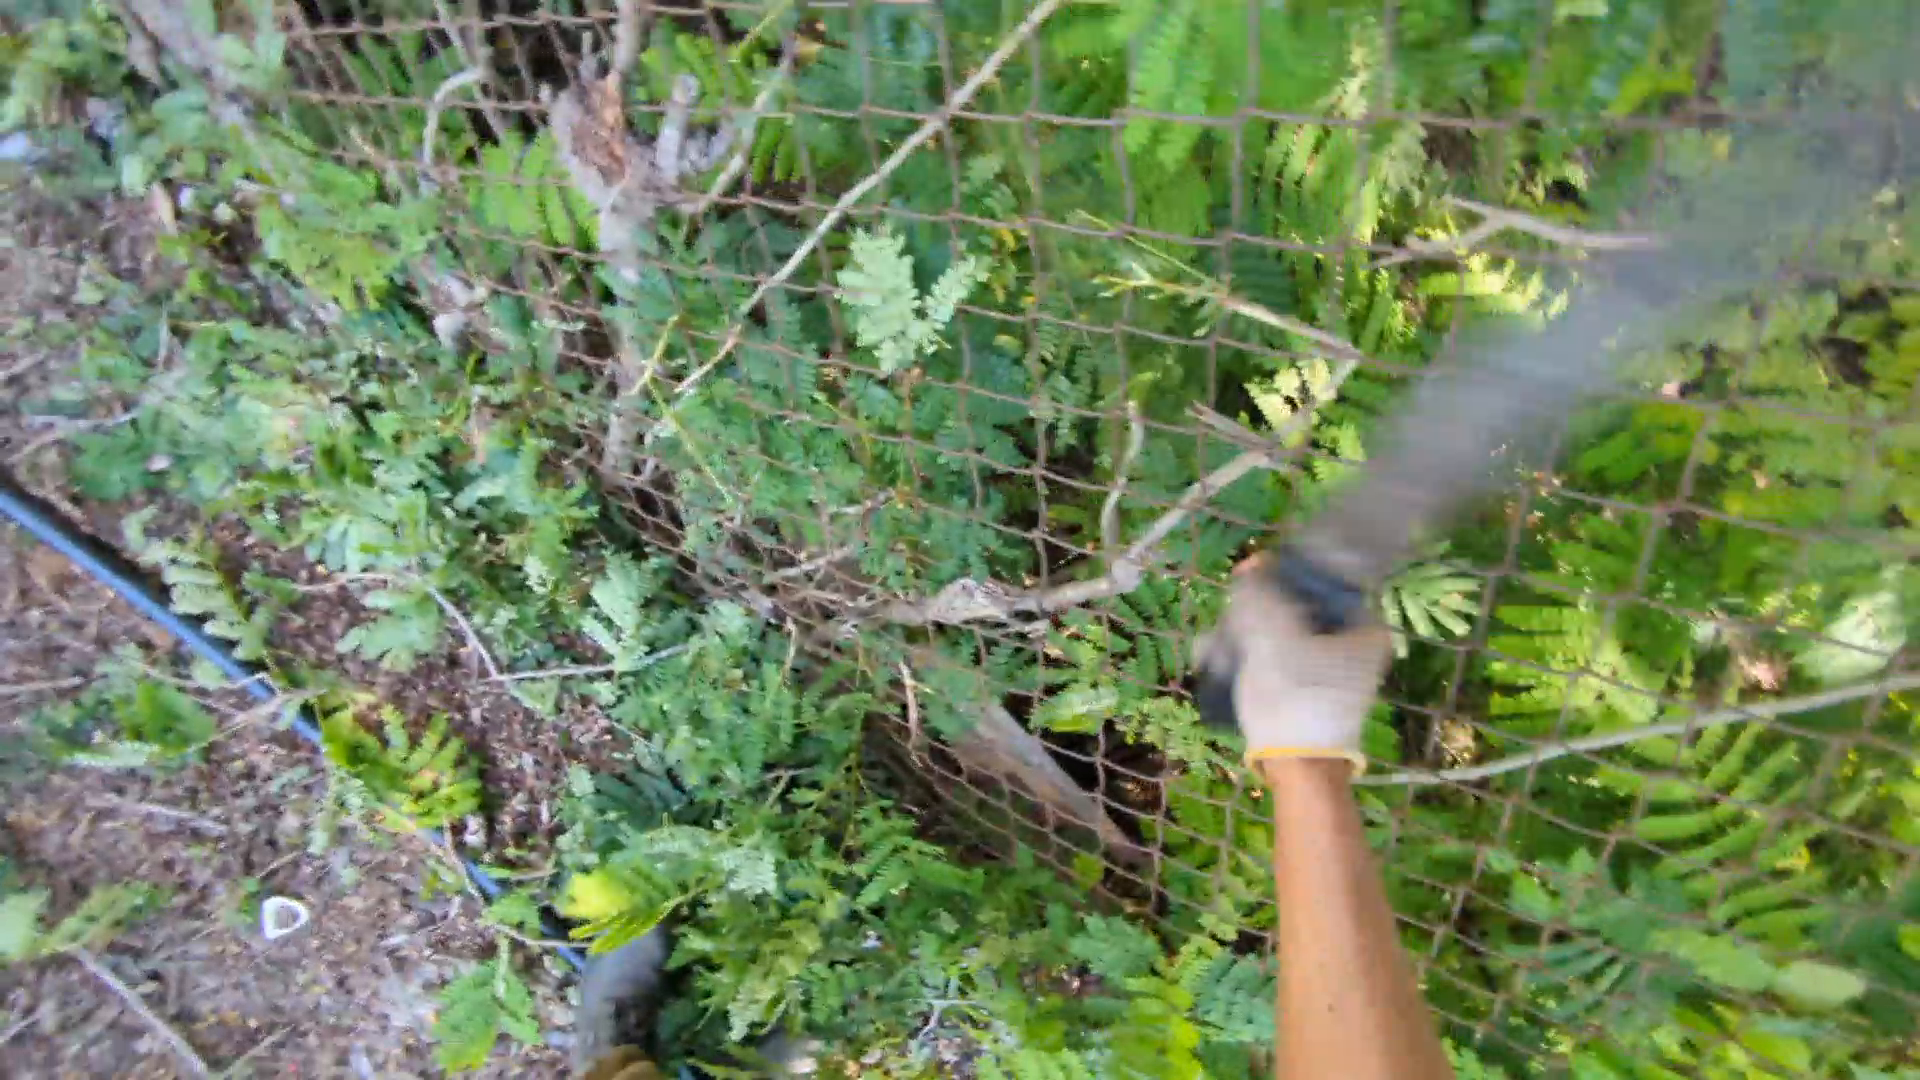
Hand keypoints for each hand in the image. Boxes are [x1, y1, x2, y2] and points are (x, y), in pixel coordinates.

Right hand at [1196, 557, 1392, 776]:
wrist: (1298, 767)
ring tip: (1217, 643)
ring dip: (1247, 631)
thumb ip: (1262, 593)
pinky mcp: (1310, 690)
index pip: (1322, 581)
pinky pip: (1280, 657)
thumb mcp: (1275, 635)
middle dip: (1257, 609)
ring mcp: (1333, 671)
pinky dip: (1254, 654)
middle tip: (1230, 617)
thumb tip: (1255, 565)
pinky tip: (1222, 658)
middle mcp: (1356, 646)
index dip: (1282, 573)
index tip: (1248, 578)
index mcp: (1366, 628)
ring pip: (1283, 631)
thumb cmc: (1295, 696)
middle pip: (1299, 606)